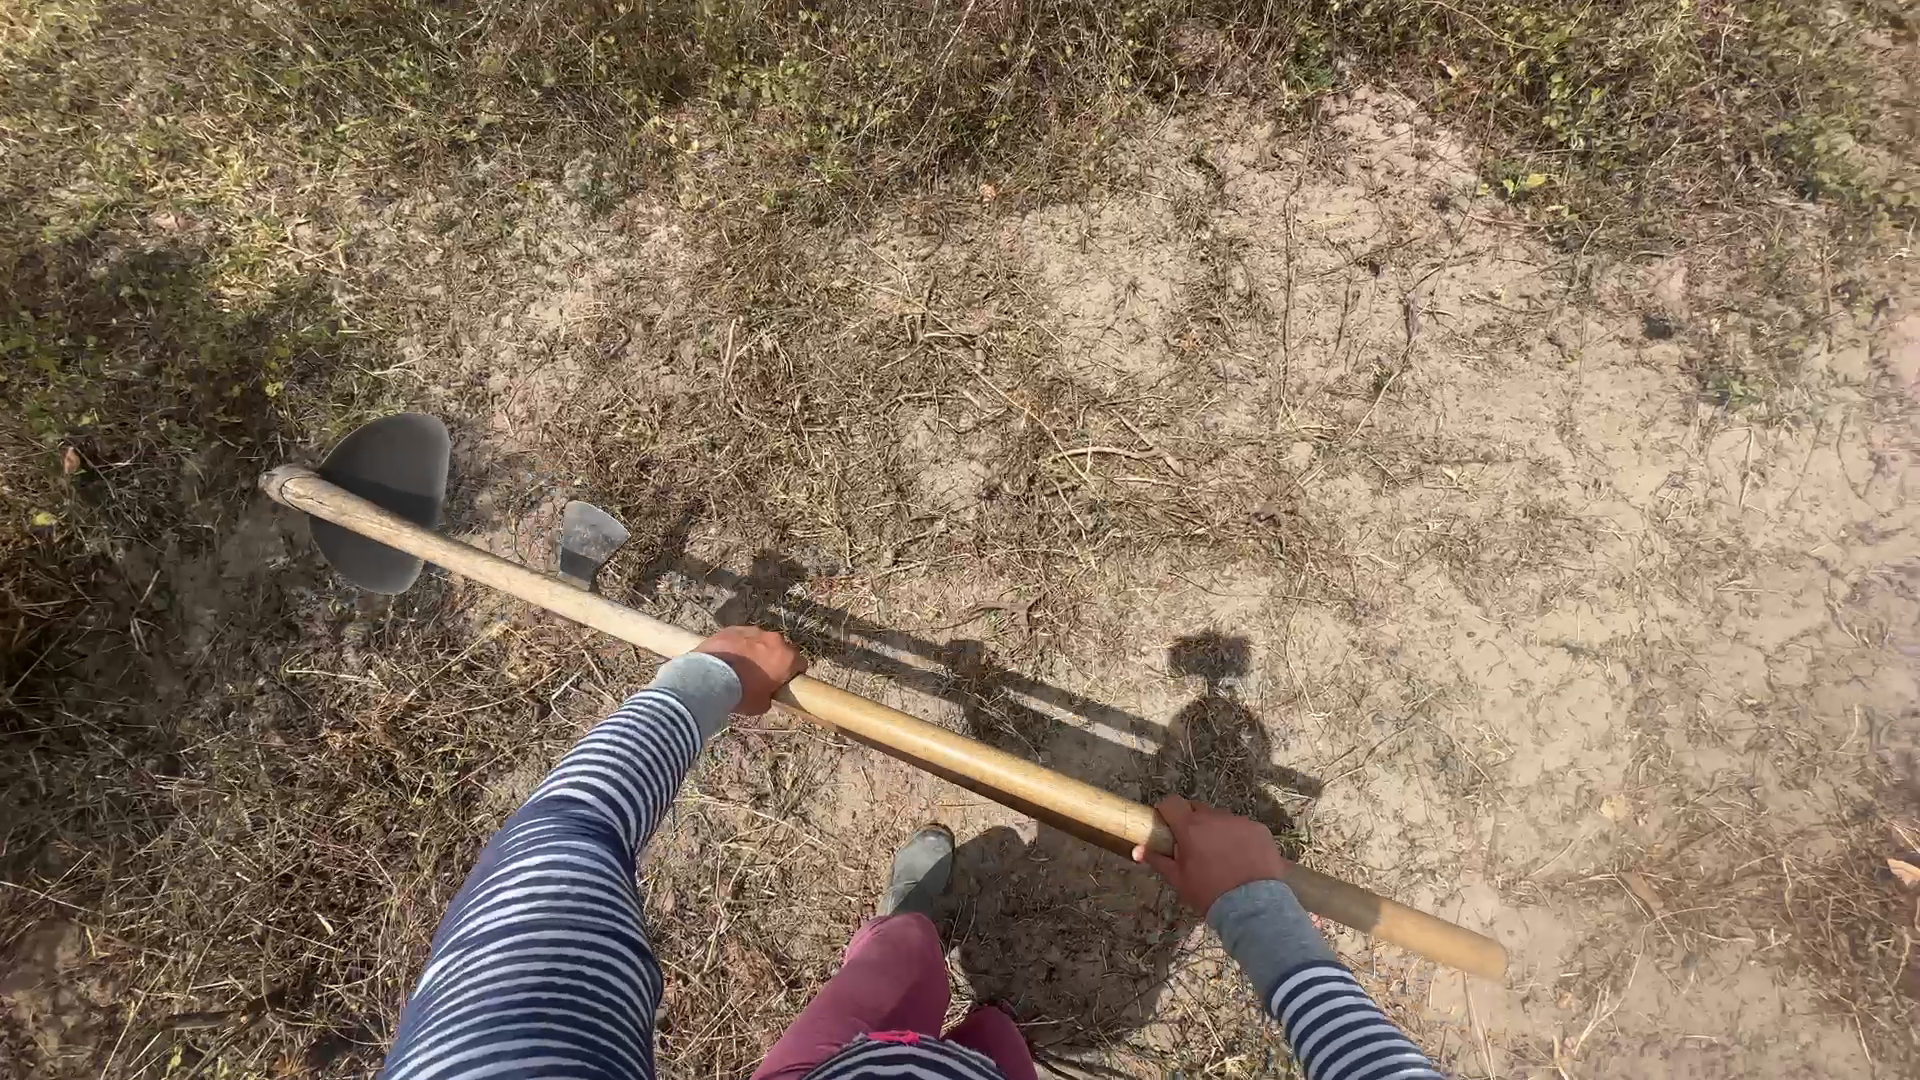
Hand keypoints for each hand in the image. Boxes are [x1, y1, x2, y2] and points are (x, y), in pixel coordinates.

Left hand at [693, 626, 806, 714]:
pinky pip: (740, 636)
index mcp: (787, 657)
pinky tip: (726, 658)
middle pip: (780, 648)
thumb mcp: (761, 704)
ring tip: (740, 665)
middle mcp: (774, 639)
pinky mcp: (734, 628)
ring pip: (759, 640)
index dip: (792, 673)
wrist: (710, 679)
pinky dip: (737, 645)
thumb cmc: (741, 693)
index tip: (783, 681)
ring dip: (754, 650)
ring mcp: (753, 631)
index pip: (800, 664)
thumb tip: (766, 695)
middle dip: (773, 659)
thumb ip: (770, 696)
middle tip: (760, 674)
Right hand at [1132, 795, 1291, 915]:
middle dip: (1193, 822)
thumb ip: (1158, 860)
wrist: (1254, 909)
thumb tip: (1136, 850)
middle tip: (1196, 847)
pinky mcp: (1260, 830)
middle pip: (1197, 809)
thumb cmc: (1210, 895)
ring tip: (1224, 857)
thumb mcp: (1180, 880)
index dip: (1167, 811)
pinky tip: (1244, 860)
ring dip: (1218, 830)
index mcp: (1190, 827)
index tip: (1168, 825)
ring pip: (1221, 819)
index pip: (1171, 802)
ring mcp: (1239, 822)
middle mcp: (1214, 817)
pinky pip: (1244, 828)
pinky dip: (1240, 838)